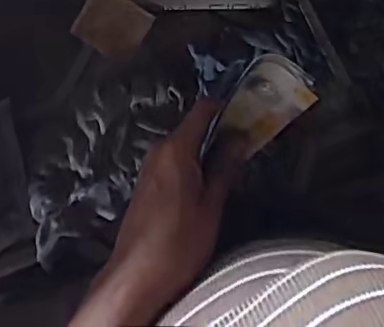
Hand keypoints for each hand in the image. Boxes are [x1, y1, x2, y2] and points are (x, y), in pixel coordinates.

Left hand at [70, 98, 244, 326]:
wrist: (137, 273)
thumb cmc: (179, 242)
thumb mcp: (211, 207)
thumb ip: (225, 168)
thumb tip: (239, 137)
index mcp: (177, 148)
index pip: (202, 111)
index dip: (224, 109)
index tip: (247, 116)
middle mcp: (160, 148)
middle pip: (193, 128)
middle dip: (219, 136)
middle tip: (246, 153)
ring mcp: (151, 163)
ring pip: (184, 146)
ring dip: (207, 154)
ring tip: (232, 175)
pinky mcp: (147, 180)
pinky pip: (174, 161)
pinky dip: (192, 166)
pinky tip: (206, 189)